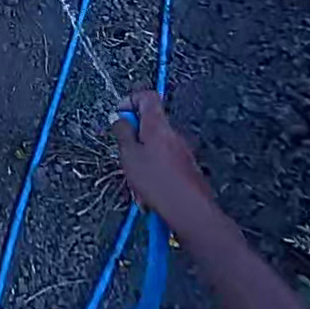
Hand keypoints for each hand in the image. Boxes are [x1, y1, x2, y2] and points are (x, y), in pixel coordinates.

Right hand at [110, 88, 221, 235]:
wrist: (190, 211)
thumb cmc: (157, 182)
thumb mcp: (129, 155)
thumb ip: (122, 133)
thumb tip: (119, 118)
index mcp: (158, 125)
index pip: (147, 96)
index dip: (130, 101)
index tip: (119, 116)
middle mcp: (172, 134)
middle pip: (149, 123)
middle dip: (133, 137)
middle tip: (124, 154)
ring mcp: (181, 152)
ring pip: (154, 146)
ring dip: (141, 159)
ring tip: (136, 181)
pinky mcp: (185, 169)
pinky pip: (163, 163)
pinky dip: (152, 172)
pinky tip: (147, 193)